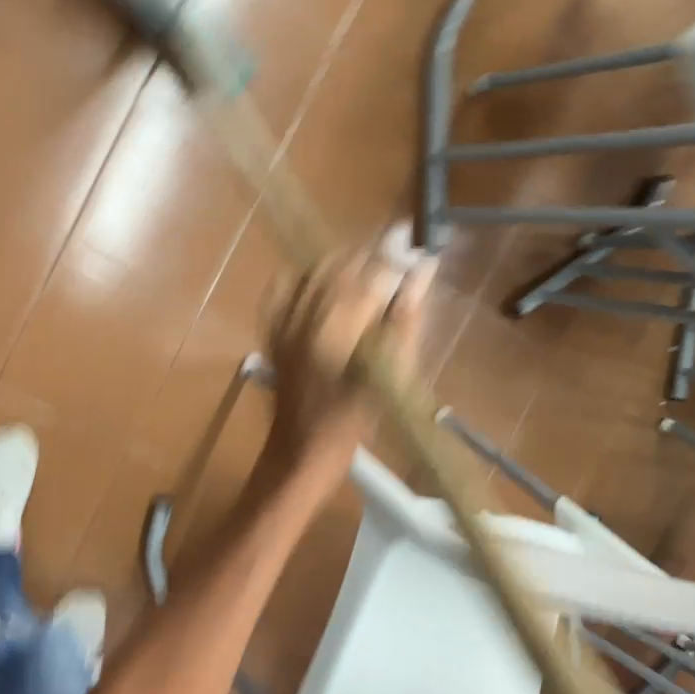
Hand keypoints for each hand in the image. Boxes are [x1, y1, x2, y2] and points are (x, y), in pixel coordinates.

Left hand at [259, 237, 433, 491]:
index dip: (392, 254)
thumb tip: (422, 271)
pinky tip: (323, 282)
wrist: (302, 451)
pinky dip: (305, 278)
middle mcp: (303, 318)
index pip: (367, 274)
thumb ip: (405, 319)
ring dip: (341, 263)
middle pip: (338, 267)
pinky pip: (283, 290)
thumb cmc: (353, 422)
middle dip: (368, 256)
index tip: (414, 242)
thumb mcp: (389, 375)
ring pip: (311, 273)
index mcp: (335, 329)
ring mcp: (282, 323)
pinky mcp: (272, 331)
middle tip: (396, 253)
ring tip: (368, 266)